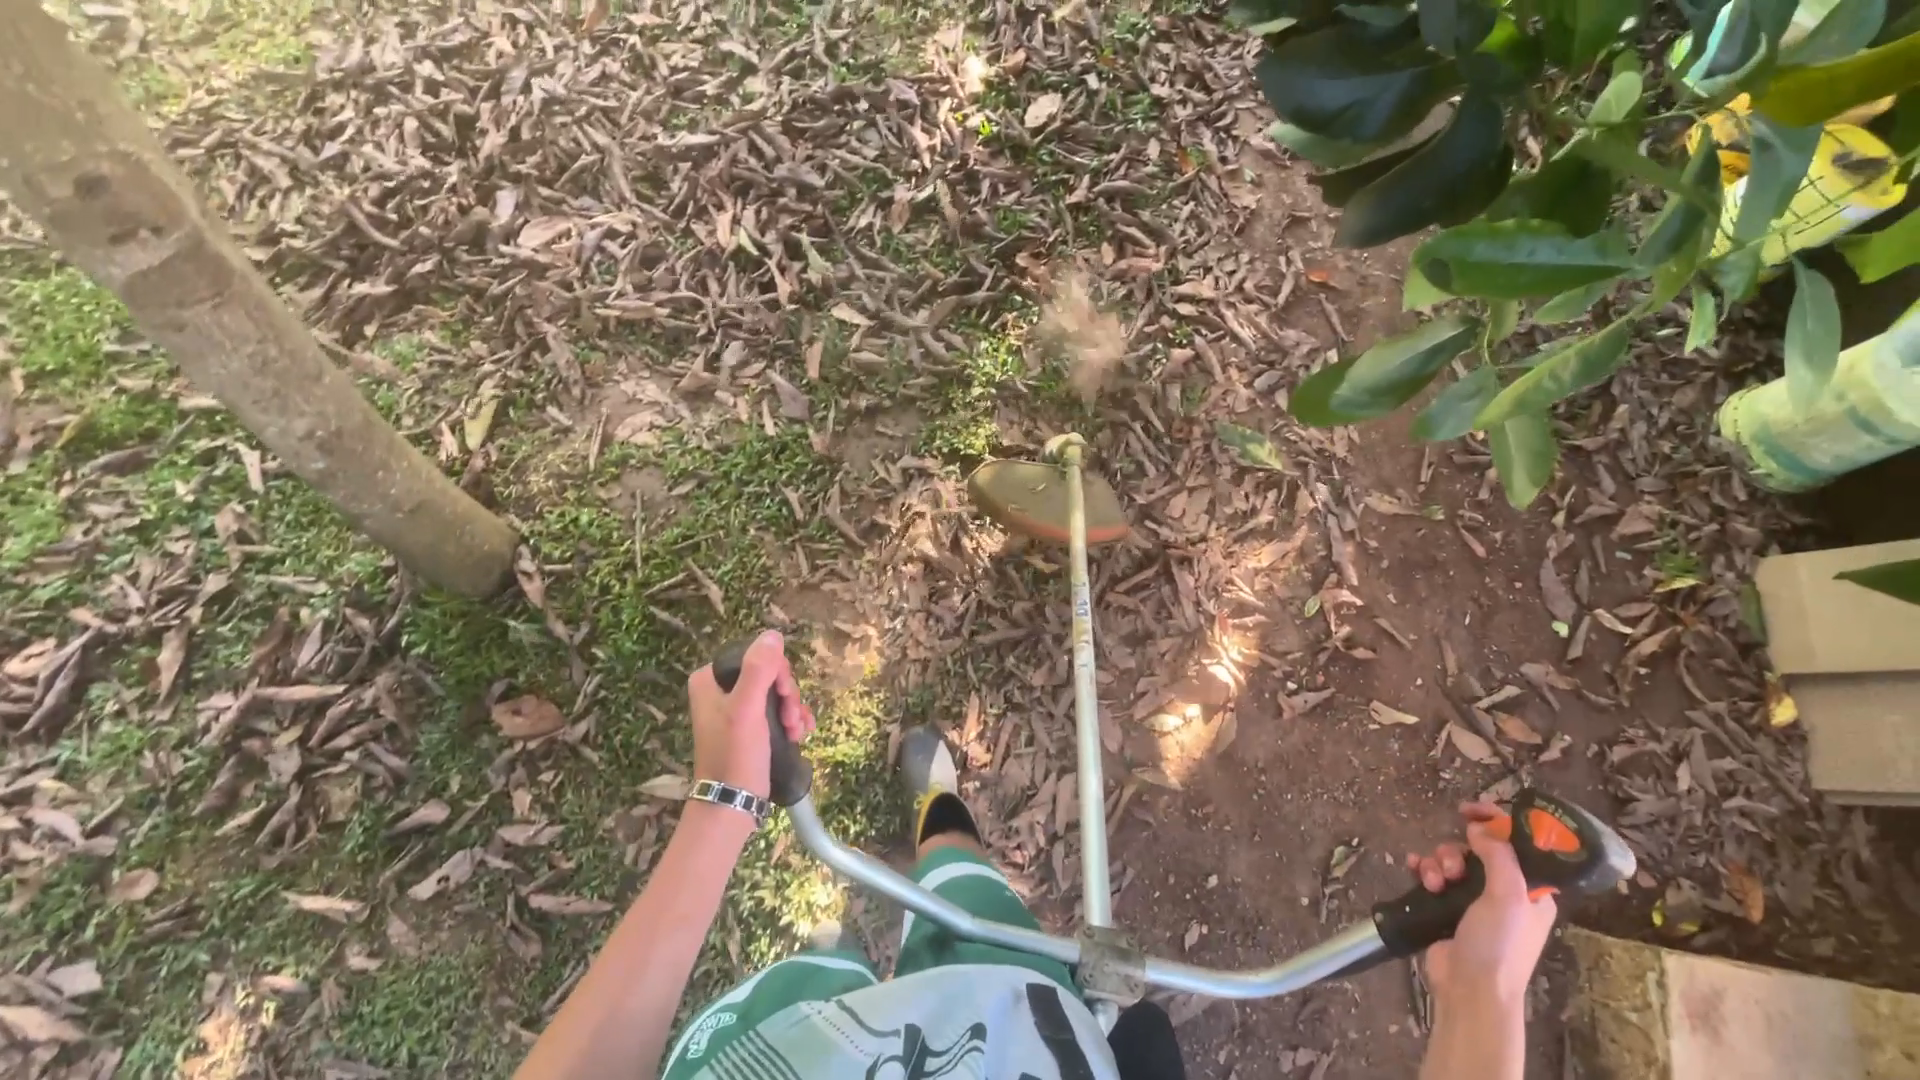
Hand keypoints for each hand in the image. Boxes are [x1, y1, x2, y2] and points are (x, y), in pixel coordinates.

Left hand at [685, 630, 815, 798]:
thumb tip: (773, 634)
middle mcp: (719, 691)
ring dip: (793, 710)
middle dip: (787, 695)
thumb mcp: (746, 709)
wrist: (733, 804)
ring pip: (776, 694)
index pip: (755, 656)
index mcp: (709, 679)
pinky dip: (792, 721)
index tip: (784, 696)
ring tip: (796, 732)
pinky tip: (800, 734)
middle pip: (769, 675)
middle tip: (791, 719)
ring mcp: (735, 711)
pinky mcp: (748, 730)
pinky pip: (777, 712)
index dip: (777, 673)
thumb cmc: (735, 755)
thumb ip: (759, 670)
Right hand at [1405, 802, 1556, 1005]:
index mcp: (1530, 891)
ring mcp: (1473, 901)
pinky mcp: (1446, 908)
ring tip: (1434, 882)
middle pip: (1476, 850)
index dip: (1495, 821)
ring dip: (1437, 863)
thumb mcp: (1508, 897)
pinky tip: (1415, 872)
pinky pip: (1431, 875)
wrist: (1470, 988)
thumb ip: (1499, 856)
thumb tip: (1479, 828)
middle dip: (1457, 851)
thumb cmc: (1498, 945)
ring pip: (1451, 860)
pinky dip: (1422, 870)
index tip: (1469, 810)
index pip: (1518, 844)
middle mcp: (1504, 893)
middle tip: (1453, 867)